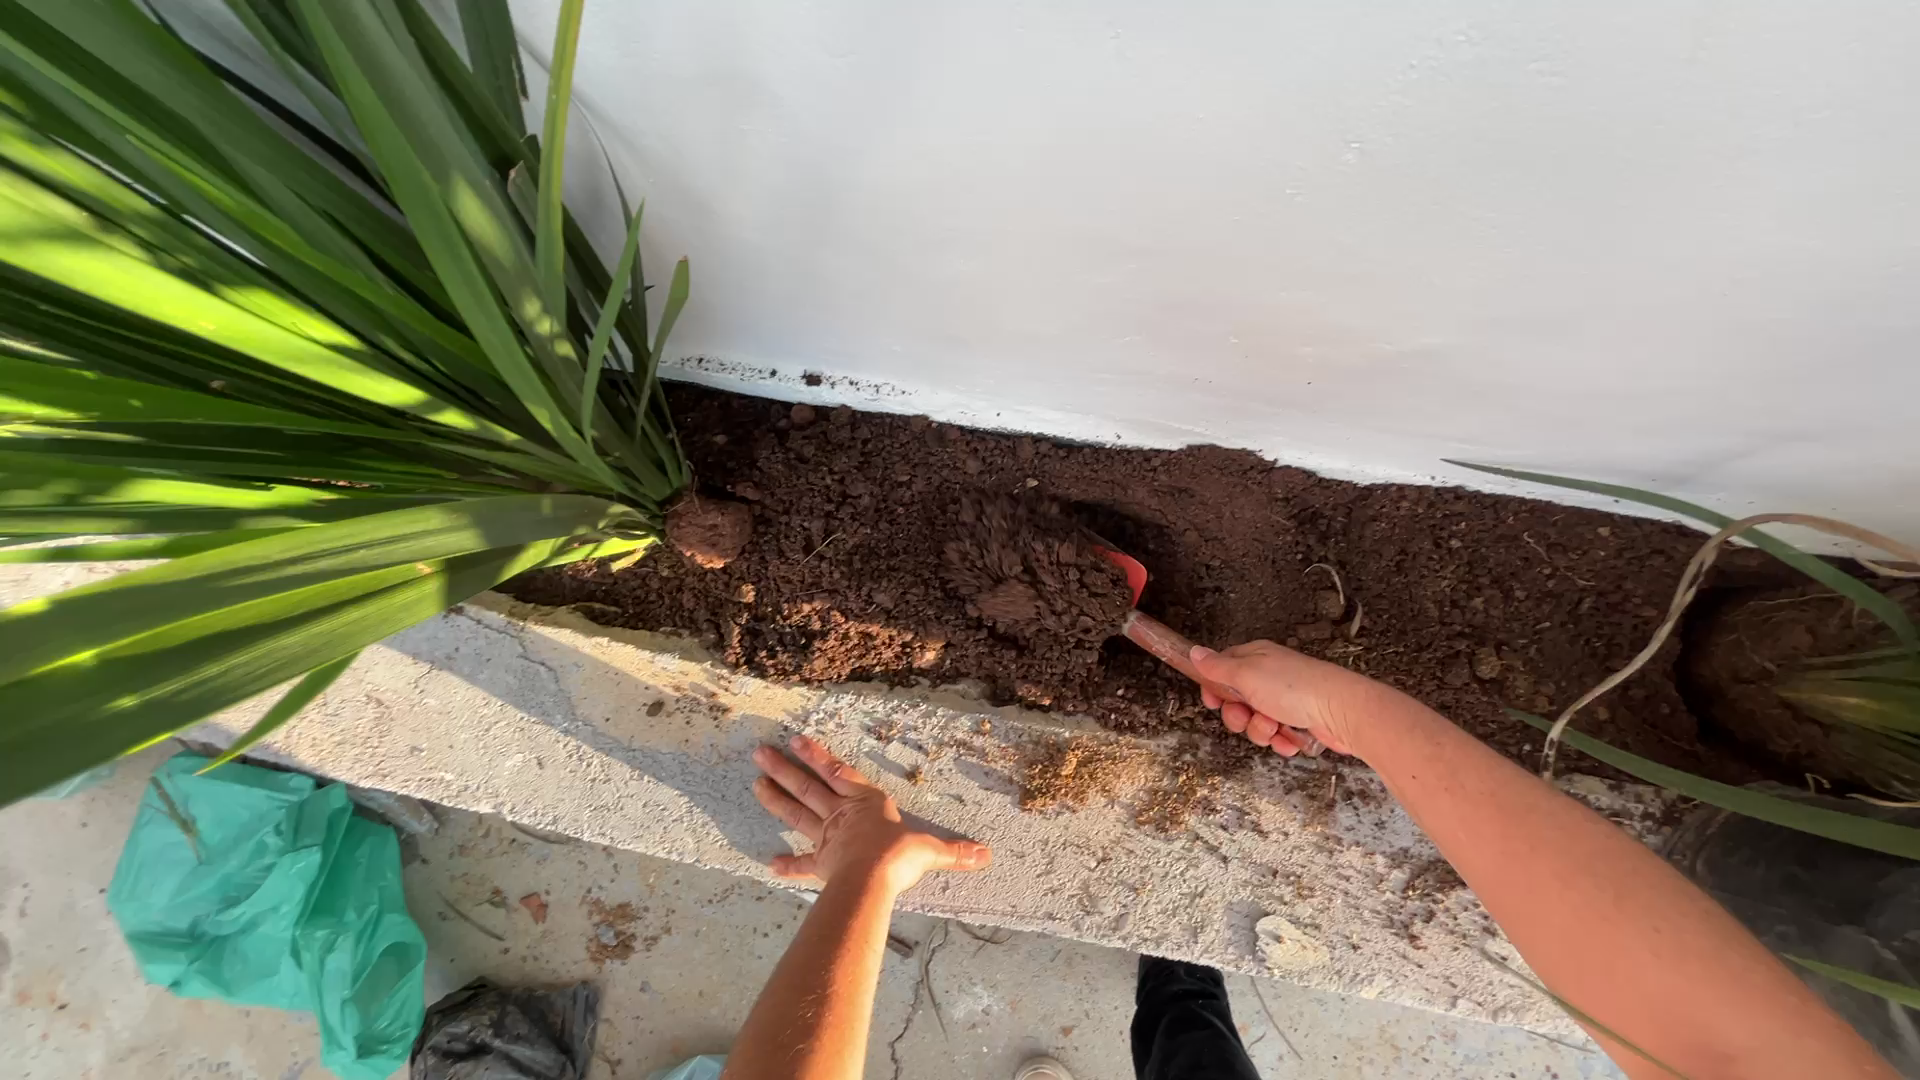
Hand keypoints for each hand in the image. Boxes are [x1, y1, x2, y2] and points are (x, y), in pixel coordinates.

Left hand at [750, 734, 992, 894]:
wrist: (873, 881)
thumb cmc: (898, 856)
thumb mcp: (929, 849)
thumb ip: (953, 852)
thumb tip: (986, 855)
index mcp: (865, 802)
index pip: (839, 772)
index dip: (818, 756)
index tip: (797, 740)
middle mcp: (842, 815)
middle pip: (808, 787)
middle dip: (784, 768)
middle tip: (760, 752)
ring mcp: (827, 838)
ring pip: (797, 813)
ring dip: (776, 797)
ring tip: (755, 781)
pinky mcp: (821, 865)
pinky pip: (802, 864)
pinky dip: (787, 865)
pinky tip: (769, 863)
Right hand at [1190, 640, 1392, 758]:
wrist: (1341, 710)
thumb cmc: (1295, 687)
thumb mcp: (1245, 674)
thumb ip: (1216, 667)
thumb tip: (1195, 652)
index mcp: (1255, 658)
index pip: (1222, 669)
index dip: (1214, 688)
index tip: (1213, 701)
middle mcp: (1269, 677)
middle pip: (1236, 701)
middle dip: (1238, 716)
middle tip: (1246, 715)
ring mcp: (1285, 701)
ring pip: (1255, 722)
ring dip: (1260, 730)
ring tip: (1274, 726)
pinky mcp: (1300, 722)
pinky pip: (1277, 736)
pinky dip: (1280, 741)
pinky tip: (1288, 738)